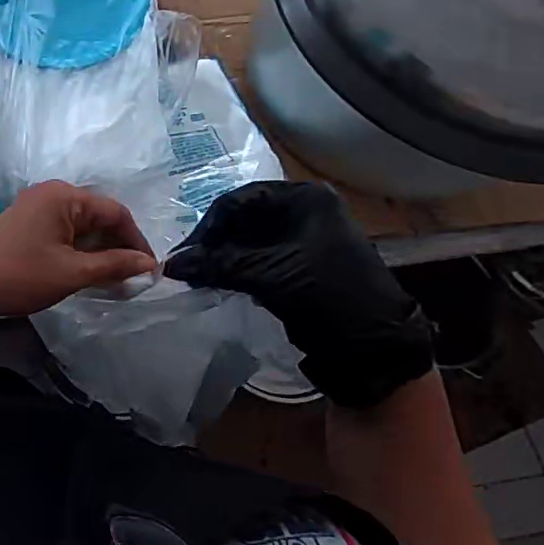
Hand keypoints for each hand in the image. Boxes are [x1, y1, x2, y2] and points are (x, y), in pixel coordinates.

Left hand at [0, 181, 157, 323]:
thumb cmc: (18, 276)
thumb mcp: (71, 273)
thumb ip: (114, 266)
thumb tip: (148, 264)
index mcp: (64, 196)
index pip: (116, 213)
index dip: (137, 242)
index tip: (150, 271)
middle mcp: (50, 193)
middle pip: (99, 217)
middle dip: (118, 248)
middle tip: (133, 280)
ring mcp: (35, 207)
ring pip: (81, 227)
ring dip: (99, 252)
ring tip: (113, 281)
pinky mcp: (24, 224)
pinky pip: (63, 232)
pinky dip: (78, 251)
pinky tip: (86, 273)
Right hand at [163, 181, 433, 407]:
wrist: (373, 345)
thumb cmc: (327, 294)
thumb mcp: (269, 274)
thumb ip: (217, 265)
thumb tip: (170, 264)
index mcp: (303, 199)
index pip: (238, 200)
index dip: (208, 226)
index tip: (186, 255)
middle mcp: (301, 212)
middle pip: (241, 220)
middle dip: (212, 244)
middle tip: (187, 270)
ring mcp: (300, 241)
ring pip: (246, 242)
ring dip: (220, 260)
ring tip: (197, 280)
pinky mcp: (296, 267)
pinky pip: (256, 262)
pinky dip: (234, 272)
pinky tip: (216, 285)